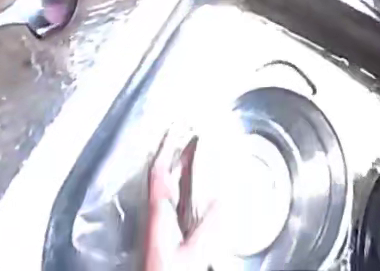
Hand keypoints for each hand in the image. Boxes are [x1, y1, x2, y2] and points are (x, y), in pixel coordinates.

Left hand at [144, 129, 224, 270]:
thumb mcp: (192, 255)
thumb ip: (207, 227)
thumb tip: (222, 198)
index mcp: (157, 215)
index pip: (158, 170)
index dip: (167, 144)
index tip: (178, 124)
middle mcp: (157, 218)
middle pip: (166, 176)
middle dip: (181, 152)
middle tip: (197, 132)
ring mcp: (162, 230)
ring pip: (173, 191)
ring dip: (187, 171)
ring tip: (203, 153)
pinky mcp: (170, 242)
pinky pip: (180, 207)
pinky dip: (192, 192)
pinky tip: (205, 192)